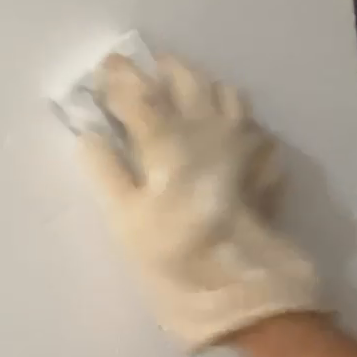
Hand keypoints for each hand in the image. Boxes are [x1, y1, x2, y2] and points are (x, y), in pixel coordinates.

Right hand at [75, 51, 324, 350]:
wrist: (245, 288)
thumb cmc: (176, 256)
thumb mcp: (125, 220)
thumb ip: (106, 170)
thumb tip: (89, 134)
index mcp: (168, 138)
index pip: (138, 92)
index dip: (118, 76)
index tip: (104, 68)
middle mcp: (208, 128)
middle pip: (187, 79)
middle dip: (161, 69)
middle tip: (144, 73)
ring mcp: (244, 142)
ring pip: (225, 93)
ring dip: (201, 86)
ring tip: (186, 95)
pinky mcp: (267, 163)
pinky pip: (251, 125)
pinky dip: (234, 120)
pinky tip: (227, 135)